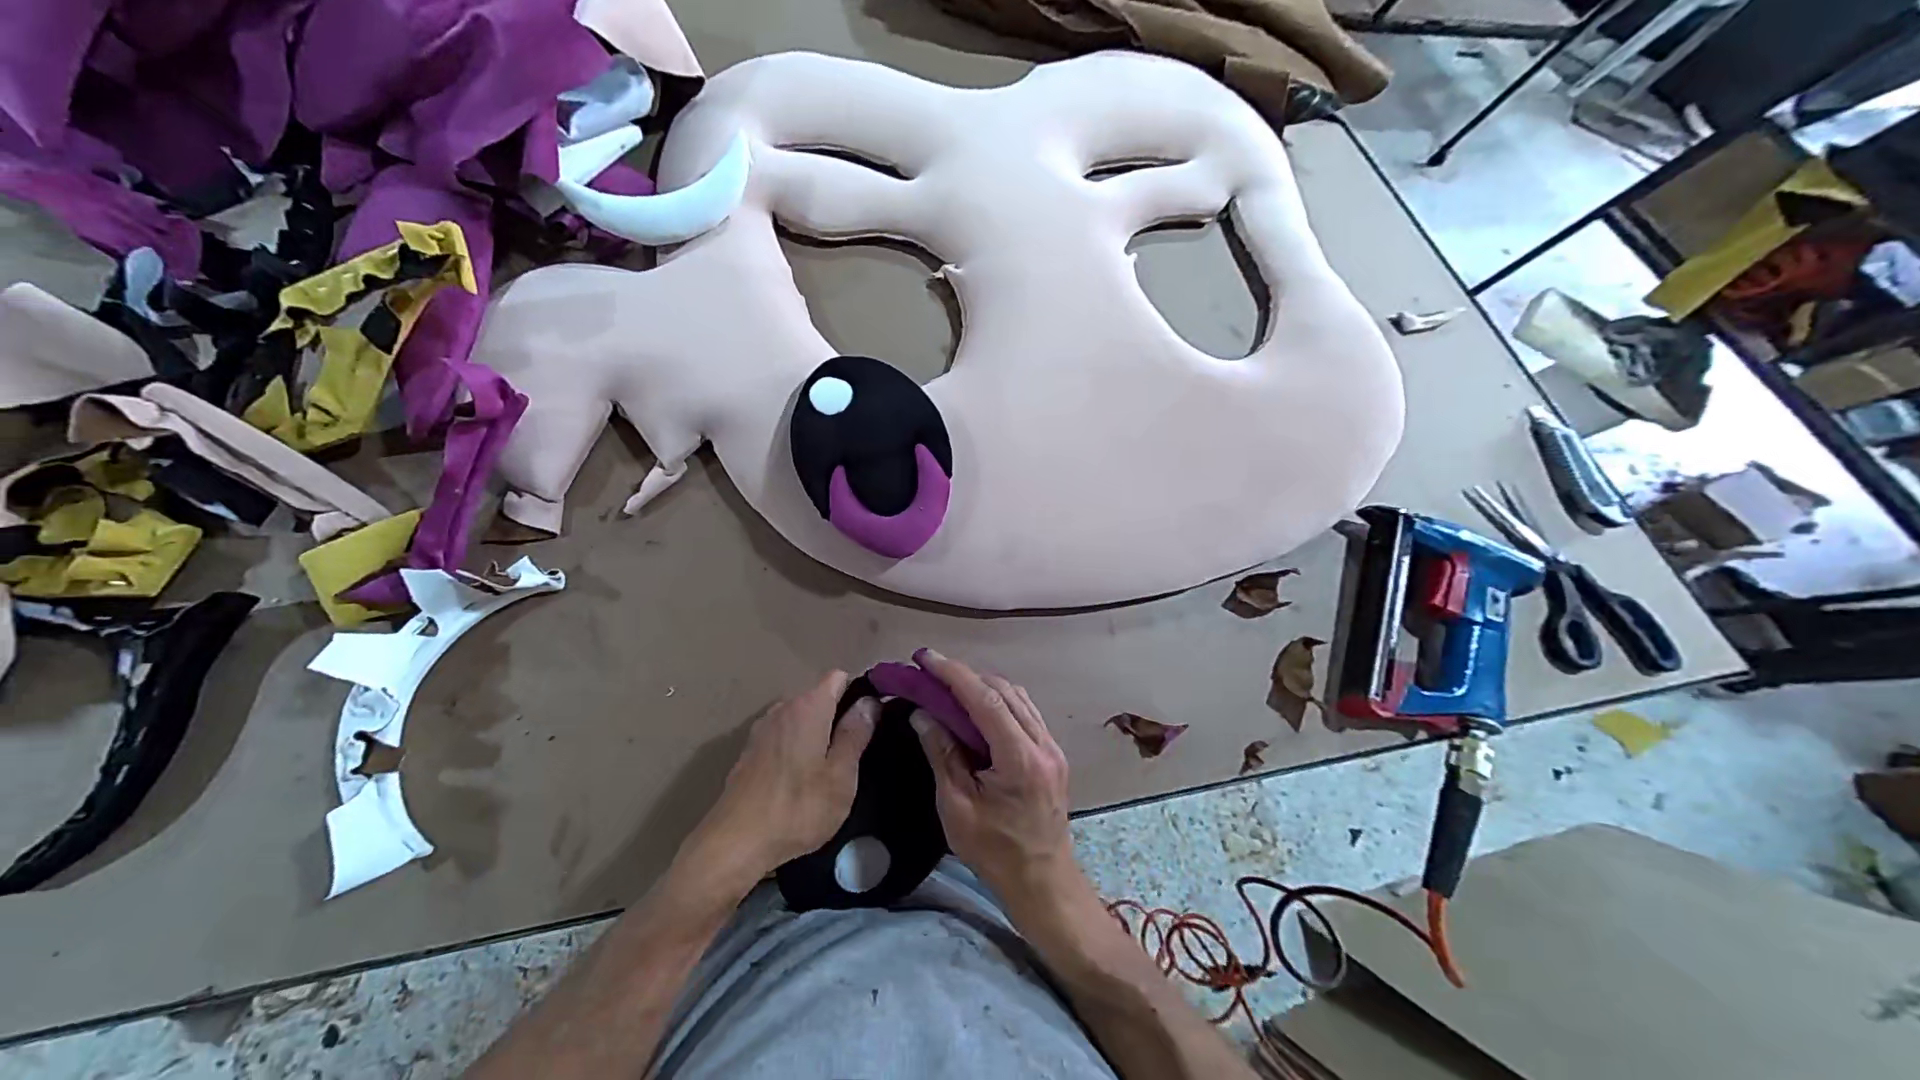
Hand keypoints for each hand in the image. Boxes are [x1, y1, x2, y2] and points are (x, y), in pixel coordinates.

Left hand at [681, 671, 877, 891]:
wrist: (734, 843)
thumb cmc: (798, 808)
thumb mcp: (840, 775)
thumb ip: (855, 734)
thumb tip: (869, 702)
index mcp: (808, 707)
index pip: (839, 677)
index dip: (860, 691)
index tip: (875, 717)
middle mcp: (782, 708)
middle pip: (819, 698)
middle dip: (839, 716)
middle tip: (858, 750)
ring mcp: (762, 730)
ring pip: (800, 719)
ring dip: (817, 734)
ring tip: (832, 767)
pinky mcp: (749, 753)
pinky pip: (783, 738)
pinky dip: (797, 748)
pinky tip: (802, 779)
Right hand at [909, 650, 1084, 916]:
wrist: (1043, 880)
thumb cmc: (995, 851)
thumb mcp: (956, 807)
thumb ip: (942, 755)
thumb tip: (923, 714)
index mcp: (1021, 758)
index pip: (986, 699)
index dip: (953, 674)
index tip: (925, 658)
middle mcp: (1043, 744)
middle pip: (1004, 691)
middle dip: (965, 675)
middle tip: (930, 672)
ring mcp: (1053, 747)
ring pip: (1018, 697)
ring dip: (983, 686)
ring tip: (948, 686)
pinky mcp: (1053, 753)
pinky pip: (1025, 712)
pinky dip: (998, 701)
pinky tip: (976, 707)